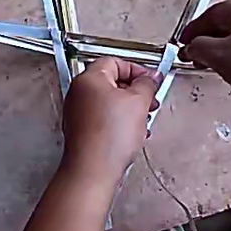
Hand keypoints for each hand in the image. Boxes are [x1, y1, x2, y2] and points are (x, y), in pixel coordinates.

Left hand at [60, 57, 156, 181]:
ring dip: (130, 108)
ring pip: (110, 101)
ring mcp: (78, 112)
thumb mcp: (139, 102)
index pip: (116, 62)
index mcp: (89, 79)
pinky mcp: (82, 129)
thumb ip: (148, 84)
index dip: (137, 70)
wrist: (94, 169)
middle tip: (149, 100)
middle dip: (135, 90)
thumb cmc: (108, 137)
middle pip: (112, 81)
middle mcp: (79, 93)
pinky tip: (132, 132)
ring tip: (143, 119)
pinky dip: (120, 121)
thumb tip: (151, 77)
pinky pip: (105, 117)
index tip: (151, 81)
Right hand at [180, 0, 230, 109]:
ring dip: (224, 50)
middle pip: (229, 23)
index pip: (213, 13)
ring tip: (213, 66)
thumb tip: (192, 47)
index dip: (194, 29)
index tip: (183, 42)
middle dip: (209, 41)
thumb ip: (199, 48)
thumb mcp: (219, 57)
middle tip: (195, 56)